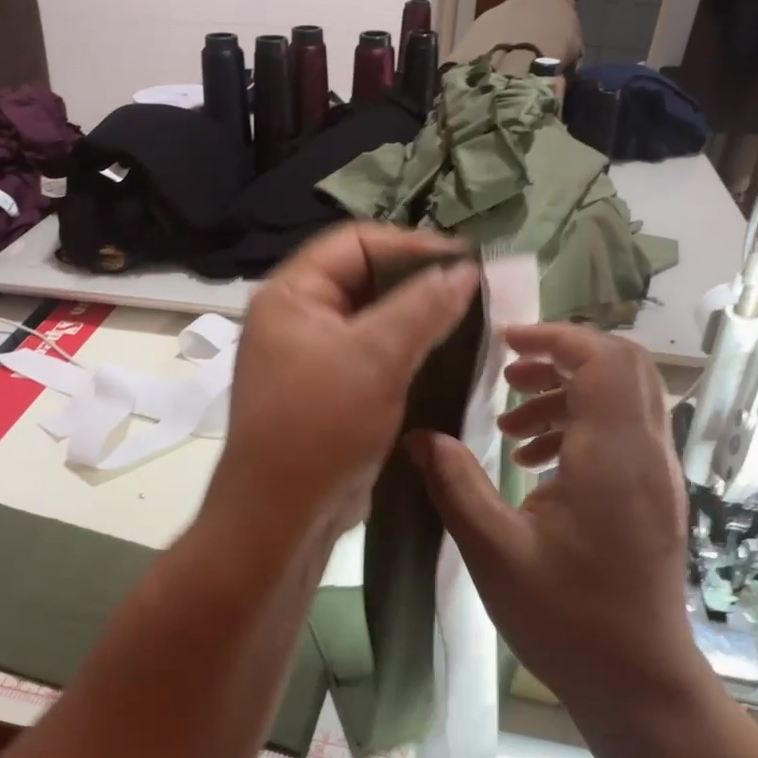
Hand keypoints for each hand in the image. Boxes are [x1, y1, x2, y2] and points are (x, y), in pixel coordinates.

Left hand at [209, 223, 478, 537]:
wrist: (282, 514)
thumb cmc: (321, 427)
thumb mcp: (376, 358)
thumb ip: (422, 307)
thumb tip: (464, 271)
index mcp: (291, 295)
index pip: (355, 243)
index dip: (412, 246)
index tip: (466, 262)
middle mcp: (296, 320)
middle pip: (365, 281)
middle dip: (419, 285)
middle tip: (475, 296)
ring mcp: (310, 360)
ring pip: (373, 323)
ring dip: (417, 323)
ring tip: (470, 326)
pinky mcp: (329, 395)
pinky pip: (372, 360)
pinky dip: (406, 357)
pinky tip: (446, 363)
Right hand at [407, 323, 703, 712]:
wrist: (637, 680)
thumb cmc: (565, 619)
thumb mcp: (494, 552)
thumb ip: (456, 485)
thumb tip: (419, 436)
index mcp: (612, 456)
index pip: (602, 358)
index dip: (554, 336)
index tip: (502, 344)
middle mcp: (647, 455)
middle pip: (623, 367)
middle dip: (563, 359)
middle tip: (507, 376)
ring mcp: (659, 479)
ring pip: (626, 401)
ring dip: (570, 397)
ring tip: (513, 431)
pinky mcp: (656, 501)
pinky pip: (626, 436)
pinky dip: (584, 429)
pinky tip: (538, 469)